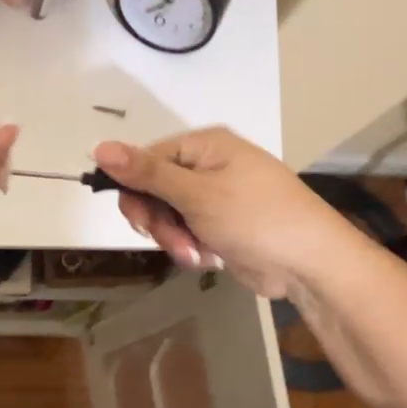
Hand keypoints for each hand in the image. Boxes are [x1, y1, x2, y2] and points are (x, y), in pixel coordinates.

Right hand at [95, 128, 369, 298]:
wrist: (307, 262)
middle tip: (175, 241)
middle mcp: (207, 166)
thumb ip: (146, 173)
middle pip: (153, 192)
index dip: (135, 192)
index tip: (141, 221)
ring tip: (198, 254)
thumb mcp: (196, 194)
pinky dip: (192, 249)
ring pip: (167, 218)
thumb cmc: (255, 218)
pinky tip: (211, 258)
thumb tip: (99, 147)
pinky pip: (186, 234)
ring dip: (176, 240)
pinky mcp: (220, 225)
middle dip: (159, 223)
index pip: (145, 161)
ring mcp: (214, 197)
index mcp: (203, 146)